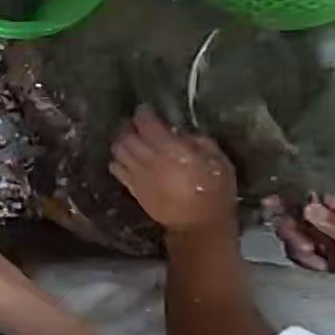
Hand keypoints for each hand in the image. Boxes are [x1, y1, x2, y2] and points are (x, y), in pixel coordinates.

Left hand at [108, 105, 237, 235]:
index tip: (145, 109)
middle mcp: (148, 159)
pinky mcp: (132, 188)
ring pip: (118, 152)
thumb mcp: (217, 161)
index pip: (147, 125)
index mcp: (169, 150)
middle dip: (128, 126)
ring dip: (120, 142)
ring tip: (127, 139)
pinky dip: (117, 161)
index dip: (143, 114)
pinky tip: (123, 159)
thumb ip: (199, 142)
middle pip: (127, 137)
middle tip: (134, 123)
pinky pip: (116, 170)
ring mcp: (137, 175)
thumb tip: (182, 133)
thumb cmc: (214, 191)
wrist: (199, 225)